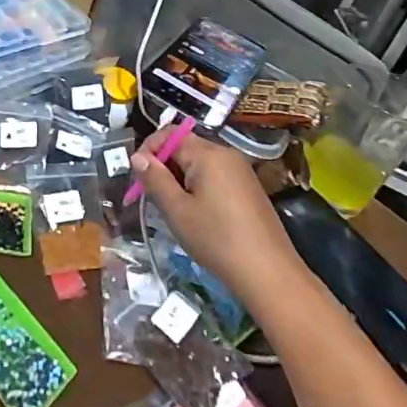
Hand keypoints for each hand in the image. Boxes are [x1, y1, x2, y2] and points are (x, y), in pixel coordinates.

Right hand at [132, 130, 308, 304]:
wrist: (269, 273)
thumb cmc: (217, 239)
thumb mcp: (177, 211)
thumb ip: (155, 179)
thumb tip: (137, 157)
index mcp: (208, 154)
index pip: (169, 134)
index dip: (148, 150)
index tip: (138, 177)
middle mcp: (226, 154)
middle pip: (185, 146)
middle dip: (164, 166)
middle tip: (153, 196)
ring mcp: (241, 170)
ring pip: (200, 163)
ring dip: (180, 178)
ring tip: (174, 208)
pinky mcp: (249, 188)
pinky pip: (215, 176)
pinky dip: (199, 186)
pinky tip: (197, 214)